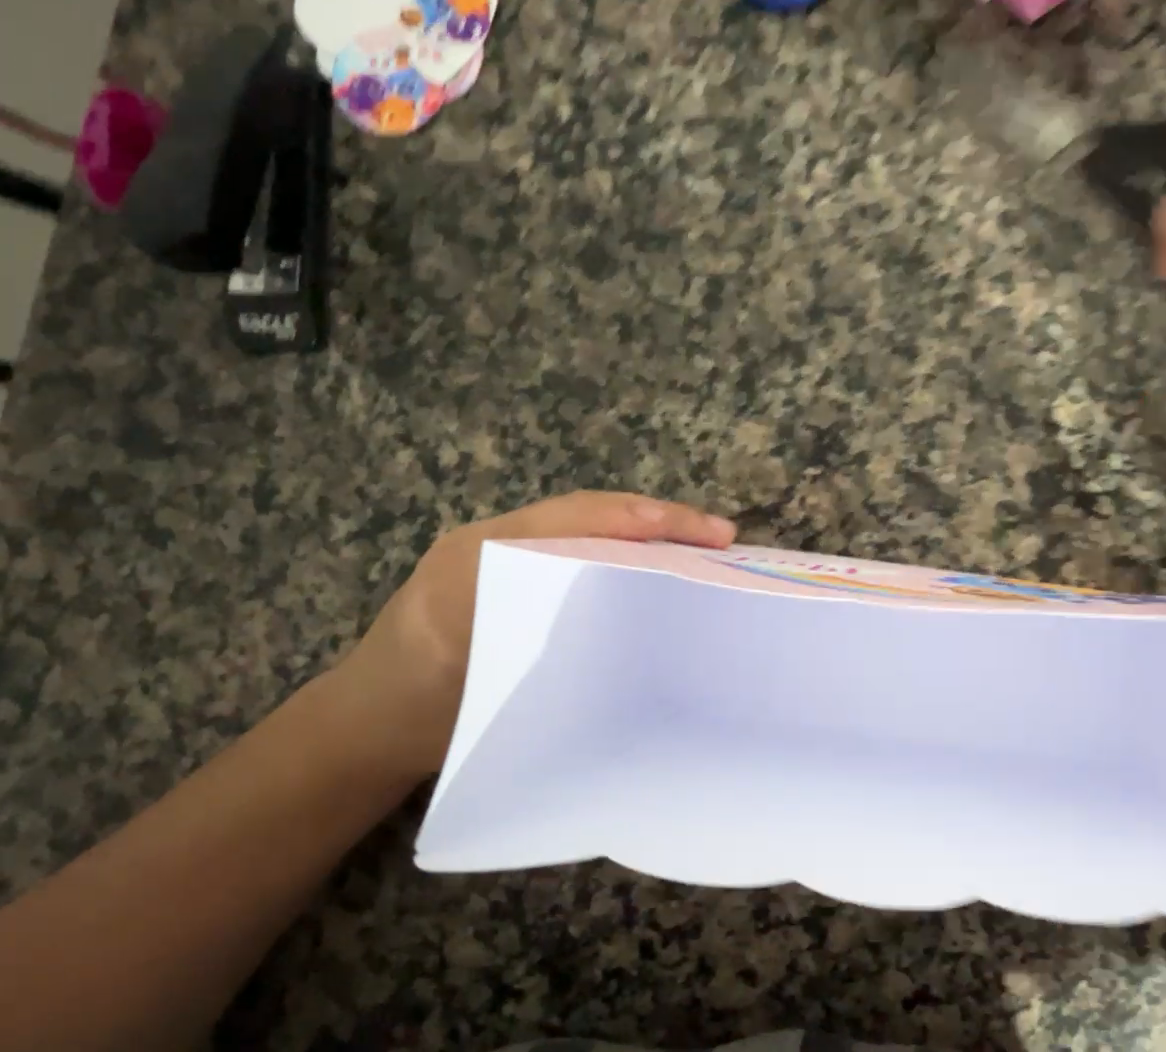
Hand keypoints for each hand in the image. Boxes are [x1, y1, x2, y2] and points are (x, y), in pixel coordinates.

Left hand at [330, 492, 736, 781]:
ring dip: (652, 541)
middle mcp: (498, 541)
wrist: (359, 733)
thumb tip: (626, 614)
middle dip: (663, 523)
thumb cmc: (411, 707)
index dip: (650, 519)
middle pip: (595, 516)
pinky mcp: (519, 584)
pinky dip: (629, 562)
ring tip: (707, 556)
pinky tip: (661, 581)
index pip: (580, 516)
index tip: (711, 536)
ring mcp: (508, 559)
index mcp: (482, 550)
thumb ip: (534, 637)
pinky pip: (583, 558)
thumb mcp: (470, 674)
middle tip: (723, 541)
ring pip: (594, 534)